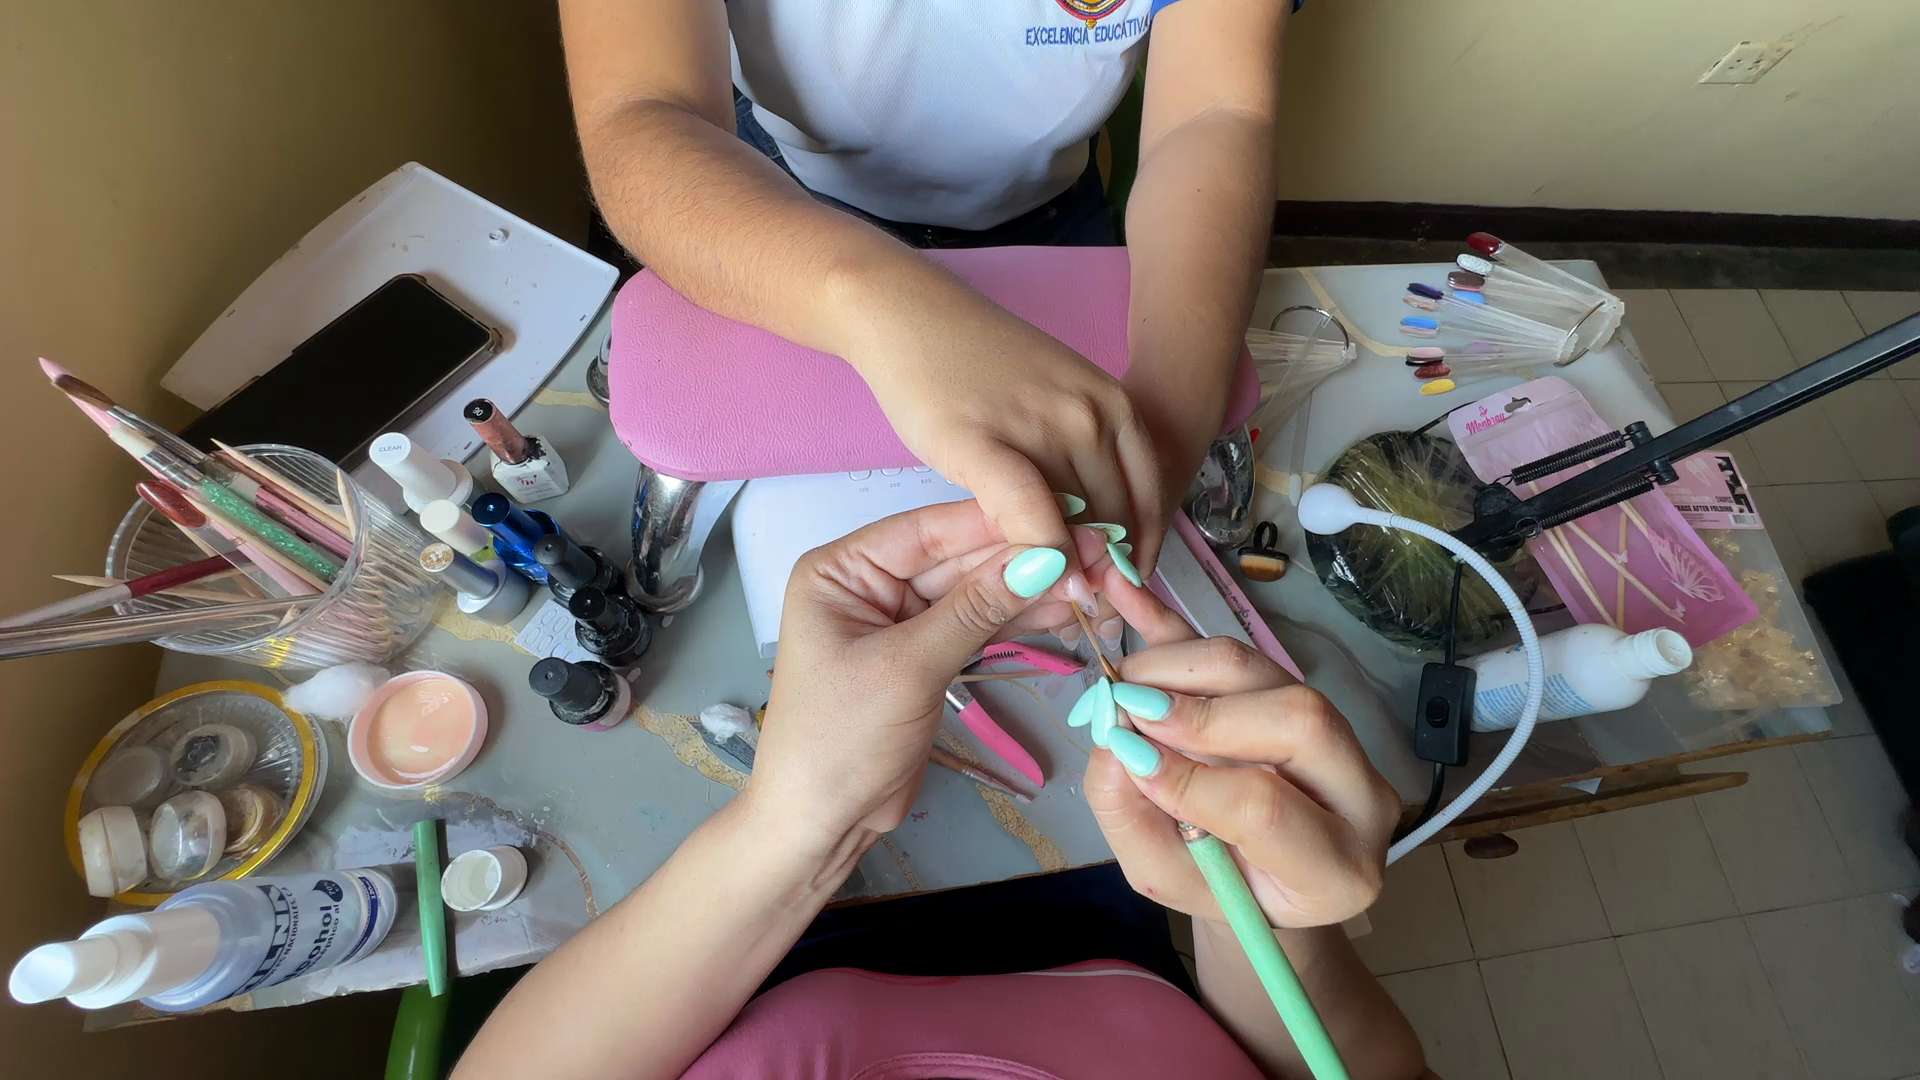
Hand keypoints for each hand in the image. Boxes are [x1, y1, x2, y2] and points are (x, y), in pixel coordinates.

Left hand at [750, 501, 1067, 846]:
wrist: (823, 824)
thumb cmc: (840, 739)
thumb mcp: (908, 667)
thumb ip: (975, 609)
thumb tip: (1045, 558)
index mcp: (844, 568)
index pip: (930, 529)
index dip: (1000, 520)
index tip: (1065, 515)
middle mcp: (873, 581)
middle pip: (959, 556)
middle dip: (1026, 556)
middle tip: (1097, 548)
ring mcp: (903, 616)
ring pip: (976, 589)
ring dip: (1032, 586)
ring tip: (1096, 576)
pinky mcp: (929, 650)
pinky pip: (979, 622)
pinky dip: (1020, 618)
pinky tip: (1067, 607)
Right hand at [845, 288, 1167, 581]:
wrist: (911, 315)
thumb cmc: (976, 361)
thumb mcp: (1051, 399)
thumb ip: (1078, 455)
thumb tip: (1087, 524)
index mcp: (1114, 407)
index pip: (1148, 499)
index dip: (1140, 554)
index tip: (1124, 589)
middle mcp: (1093, 417)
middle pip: (1116, 519)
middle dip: (1108, 573)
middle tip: (1090, 611)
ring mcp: (1044, 429)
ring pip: (1079, 525)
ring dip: (1077, 574)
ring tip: (1063, 607)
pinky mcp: (987, 444)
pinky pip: (1030, 514)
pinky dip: (1042, 556)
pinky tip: (1041, 583)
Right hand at [1082, 572, 1399, 928]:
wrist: (1259, 874)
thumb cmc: (1217, 888)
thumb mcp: (1165, 875)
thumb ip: (1132, 816)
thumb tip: (1115, 738)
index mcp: (1335, 867)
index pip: (1269, 807)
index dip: (1189, 778)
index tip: (1127, 756)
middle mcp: (1358, 793)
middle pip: (1298, 717)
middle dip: (1201, 708)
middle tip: (1131, 706)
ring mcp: (1336, 736)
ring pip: (1270, 672)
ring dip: (1186, 663)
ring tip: (1125, 680)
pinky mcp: (1289, 692)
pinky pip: (1237, 647)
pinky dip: (1176, 621)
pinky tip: (1126, 591)